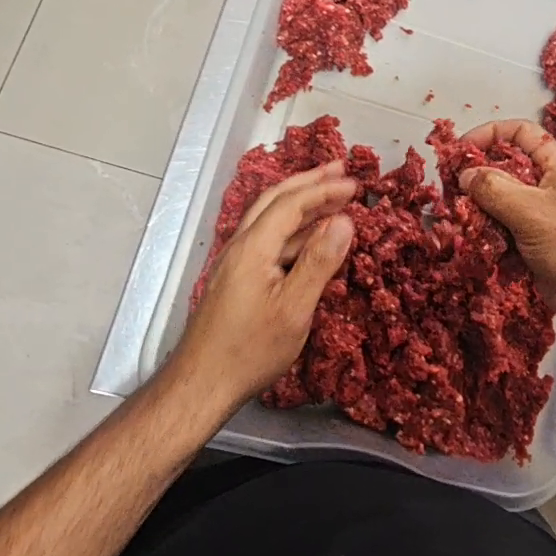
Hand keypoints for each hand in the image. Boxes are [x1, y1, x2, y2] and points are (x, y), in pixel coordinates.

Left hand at [172, 162, 356, 409]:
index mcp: (253, 248)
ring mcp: (237, 263)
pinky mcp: (238, 279)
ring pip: (270, 219)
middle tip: (341, 170)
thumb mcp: (294, 309)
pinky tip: (312, 238)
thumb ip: (319, 262)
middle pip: (275, 200)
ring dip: (302, 204)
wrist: (200, 384)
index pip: (291, 204)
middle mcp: (241, 246)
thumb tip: (344, 221)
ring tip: (333, 197)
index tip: (355, 184)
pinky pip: (269, 239)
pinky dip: (295, 229)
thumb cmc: (250, 351)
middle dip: (309, 182)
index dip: (323, 189)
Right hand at [457, 121, 555, 330]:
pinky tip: (474, 244)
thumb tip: (465, 174)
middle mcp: (547, 186)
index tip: (461, 148)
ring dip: (478, 210)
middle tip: (451, 188)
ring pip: (499, 201)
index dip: (490, 134)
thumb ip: (495, 188)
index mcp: (555, 167)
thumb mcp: (532, 211)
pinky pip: (501, 230)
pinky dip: (486, 235)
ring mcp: (539, 216)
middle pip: (504, 167)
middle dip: (477, 176)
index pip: (521, 132)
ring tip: (459, 219)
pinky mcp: (531, 243)